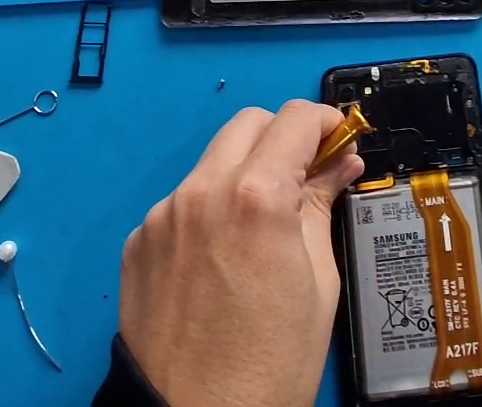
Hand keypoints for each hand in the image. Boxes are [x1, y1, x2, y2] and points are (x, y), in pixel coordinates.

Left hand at [120, 101, 364, 406]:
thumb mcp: (319, 281)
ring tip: (262, 222)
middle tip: (305, 173)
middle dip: (283, 136)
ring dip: (245, 170)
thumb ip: (323, 204)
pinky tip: (221, 255)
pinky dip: (210, 207)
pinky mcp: (138, 241)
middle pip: (249, 122)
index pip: (296, 119)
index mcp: (256, 196)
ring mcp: (163, 214)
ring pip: (214, 160)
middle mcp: (202, 189)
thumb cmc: (272, 363)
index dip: (327, 122)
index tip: (340, 139)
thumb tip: (342, 162)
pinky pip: (183, 201)